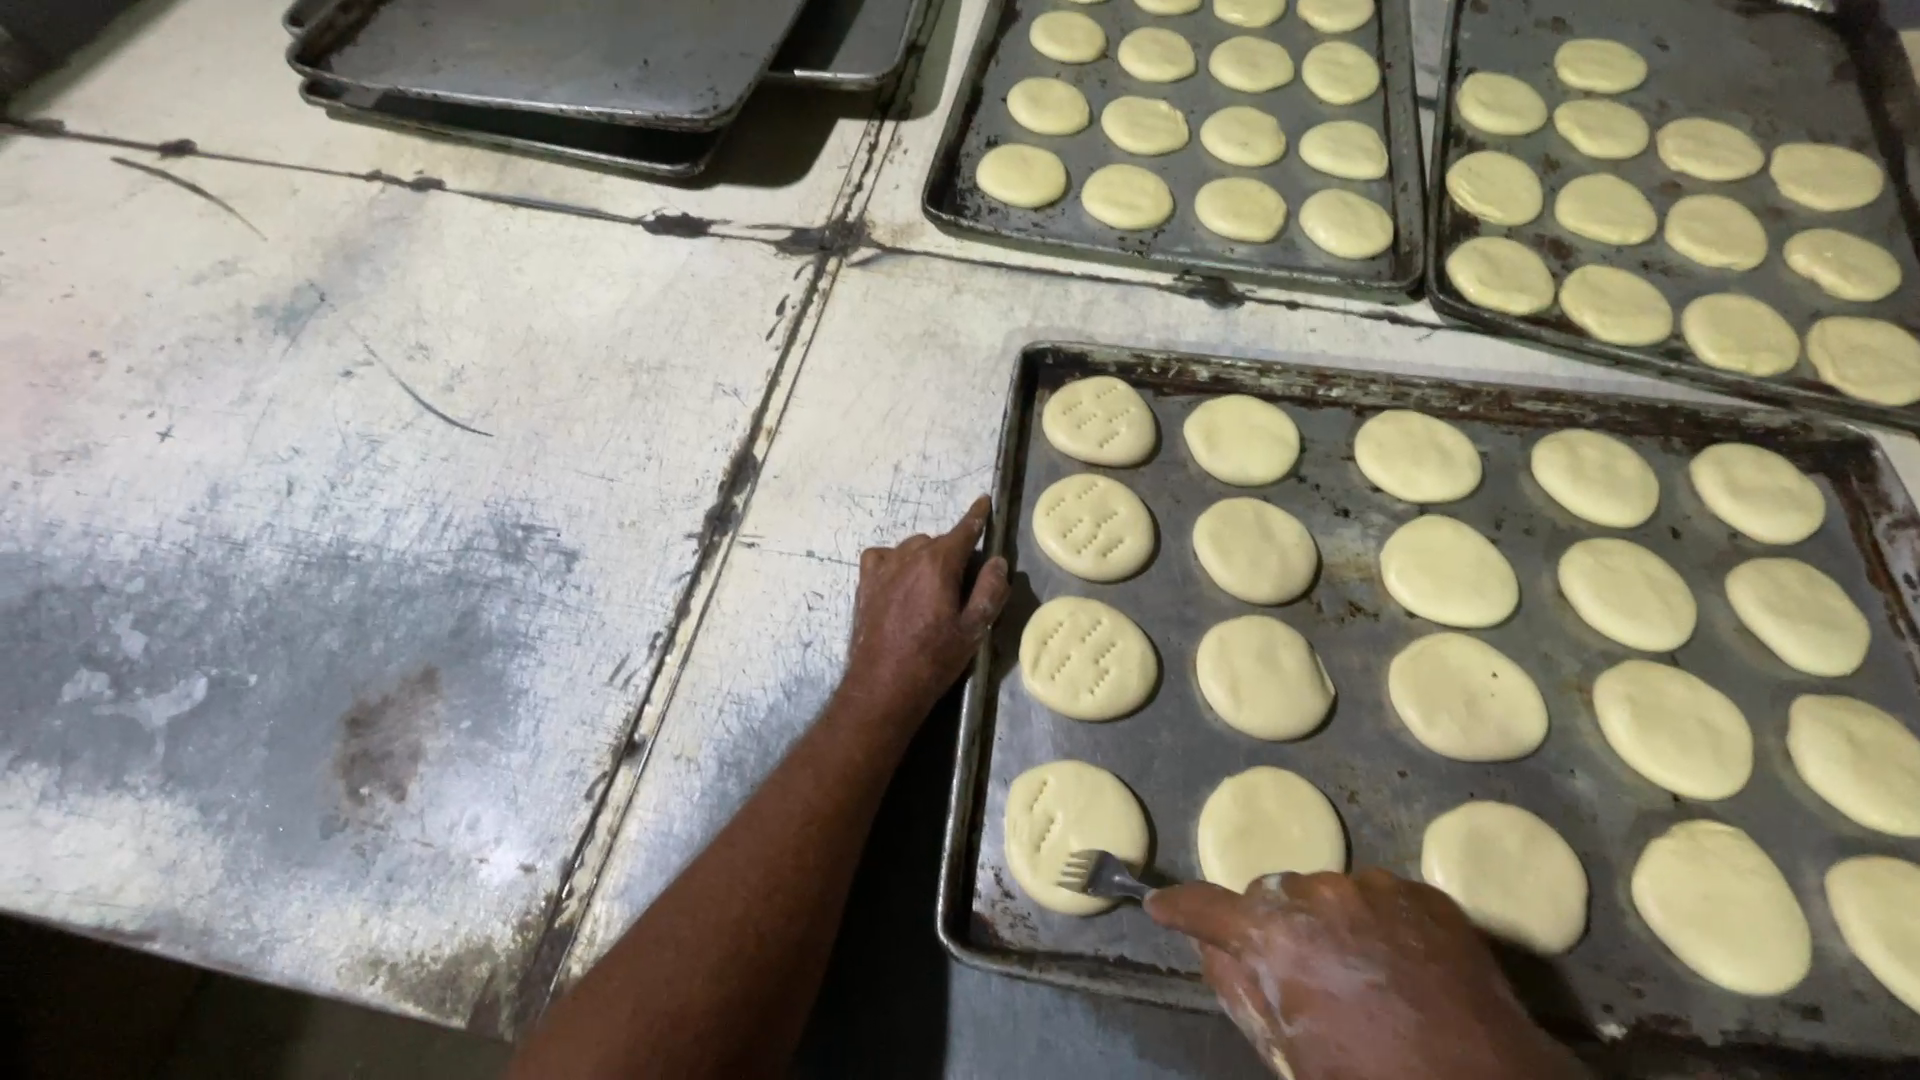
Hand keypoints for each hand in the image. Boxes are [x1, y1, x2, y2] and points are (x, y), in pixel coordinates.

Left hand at [841, 496, 1009, 721]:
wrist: (884, 684)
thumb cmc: (934, 658)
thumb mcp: (974, 629)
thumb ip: (990, 590)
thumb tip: (998, 562)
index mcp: (938, 564)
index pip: (963, 530)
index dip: (977, 516)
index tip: (984, 502)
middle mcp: (908, 557)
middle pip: (938, 542)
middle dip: (953, 554)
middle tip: (962, 585)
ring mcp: (883, 569)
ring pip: (911, 548)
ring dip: (925, 558)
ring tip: (932, 588)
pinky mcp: (865, 584)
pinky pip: (882, 557)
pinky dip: (895, 561)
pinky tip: (900, 581)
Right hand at [1146, 870, 1587, 1079]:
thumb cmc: (1372, 1079)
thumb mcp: (1289, 1054)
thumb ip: (1238, 990)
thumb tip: (1212, 947)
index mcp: (1274, 937)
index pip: (1205, 906)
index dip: (1179, 907)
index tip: (1160, 906)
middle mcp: (1316, 894)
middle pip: (1270, 895)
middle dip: (1272, 925)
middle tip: (1297, 970)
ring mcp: (1373, 887)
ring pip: (1324, 891)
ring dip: (1324, 920)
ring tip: (1356, 969)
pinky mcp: (1421, 891)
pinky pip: (1375, 894)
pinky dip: (1372, 920)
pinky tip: (1396, 963)